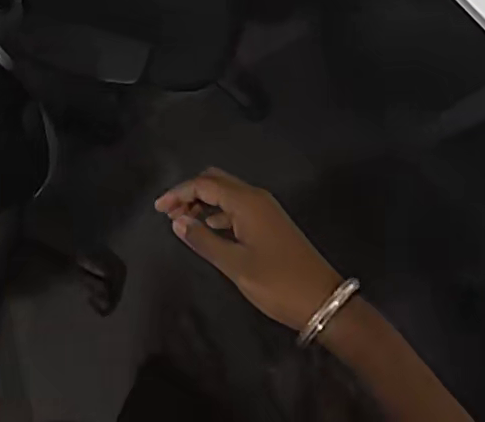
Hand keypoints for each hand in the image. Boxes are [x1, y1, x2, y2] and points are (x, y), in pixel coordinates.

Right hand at [155, 167, 341, 330]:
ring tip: (184, 222)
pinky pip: (236, 205)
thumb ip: (203, 240)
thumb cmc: (278, 283)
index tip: (158, 209)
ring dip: (203, 201)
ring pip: (225, 192)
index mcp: (245, 201)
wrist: (326, 304)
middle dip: (190, 192)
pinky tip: (209, 228)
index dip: (178, 193)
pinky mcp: (270, 221)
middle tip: (171, 213)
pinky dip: (218, 211)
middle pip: (214, 180)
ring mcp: (265, 208)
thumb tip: (177, 222)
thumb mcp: (236, 265)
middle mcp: (255, 196)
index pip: (203, 184)